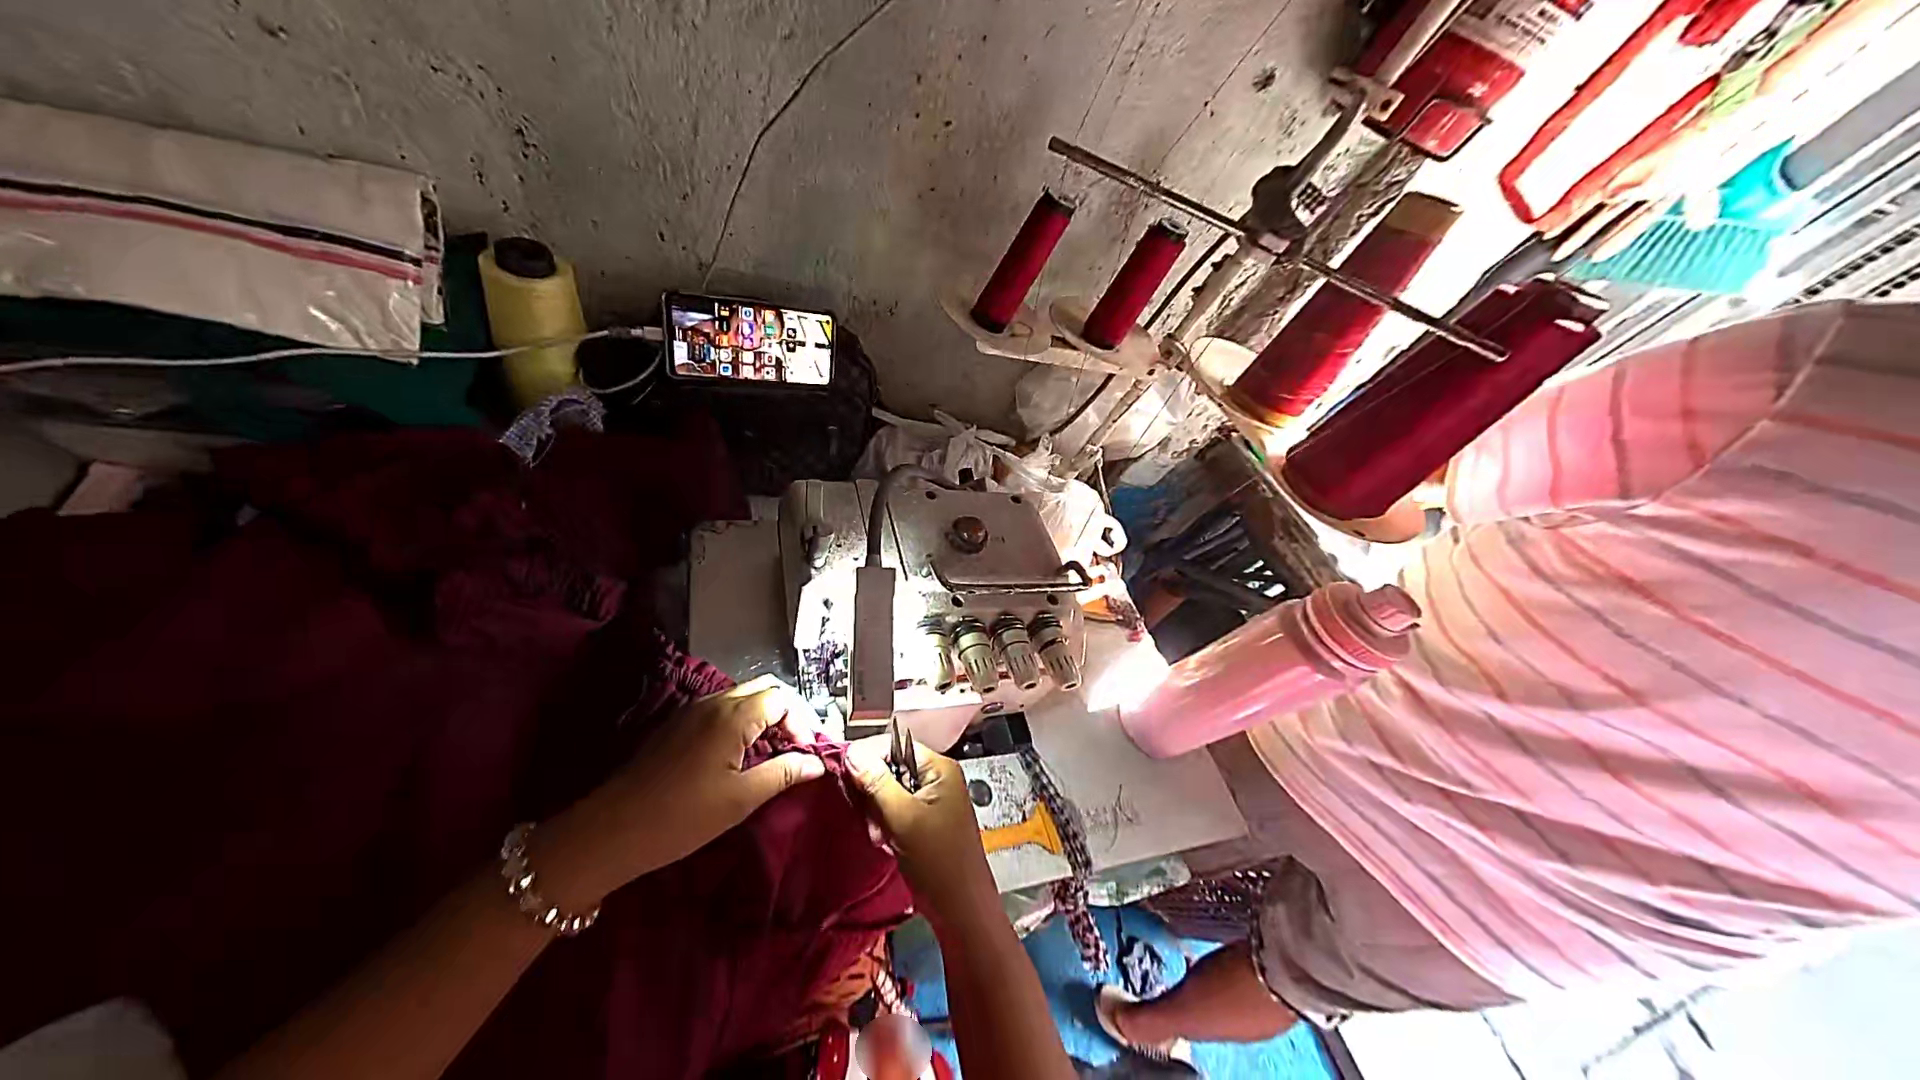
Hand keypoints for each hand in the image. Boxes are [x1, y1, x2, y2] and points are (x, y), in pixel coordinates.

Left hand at [538, 675, 827, 905]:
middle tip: (796, 747)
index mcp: (733, 716)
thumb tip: (817, 762)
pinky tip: (741, 756)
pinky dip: (742, 723)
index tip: (807, 753)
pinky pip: (721, 710)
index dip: (802, 721)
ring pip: (742, 698)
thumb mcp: (741, 799)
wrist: (611, 831)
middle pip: (764, 689)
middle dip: (788, 713)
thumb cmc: (682, 816)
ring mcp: (692, 711)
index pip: (783, 697)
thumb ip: (783, 773)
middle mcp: (713, 702)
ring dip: (765, 717)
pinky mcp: (677, 726)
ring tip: (773, 754)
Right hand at [847, 736, 995, 920]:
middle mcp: (935, 777)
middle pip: (889, 765)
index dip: (867, 757)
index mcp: (938, 768)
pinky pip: (894, 808)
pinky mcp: (922, 819)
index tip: (845, 776)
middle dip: (872, 789)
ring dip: (876, 810)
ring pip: (888, 789)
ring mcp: (930, 799)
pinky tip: (882, 840)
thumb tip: (852, 752)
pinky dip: (883, 822)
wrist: (960, 907)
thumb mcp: (903, 818)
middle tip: (867, 815)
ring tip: (877, 833)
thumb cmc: (938, 860)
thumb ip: (877, 783)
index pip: (894, 744)